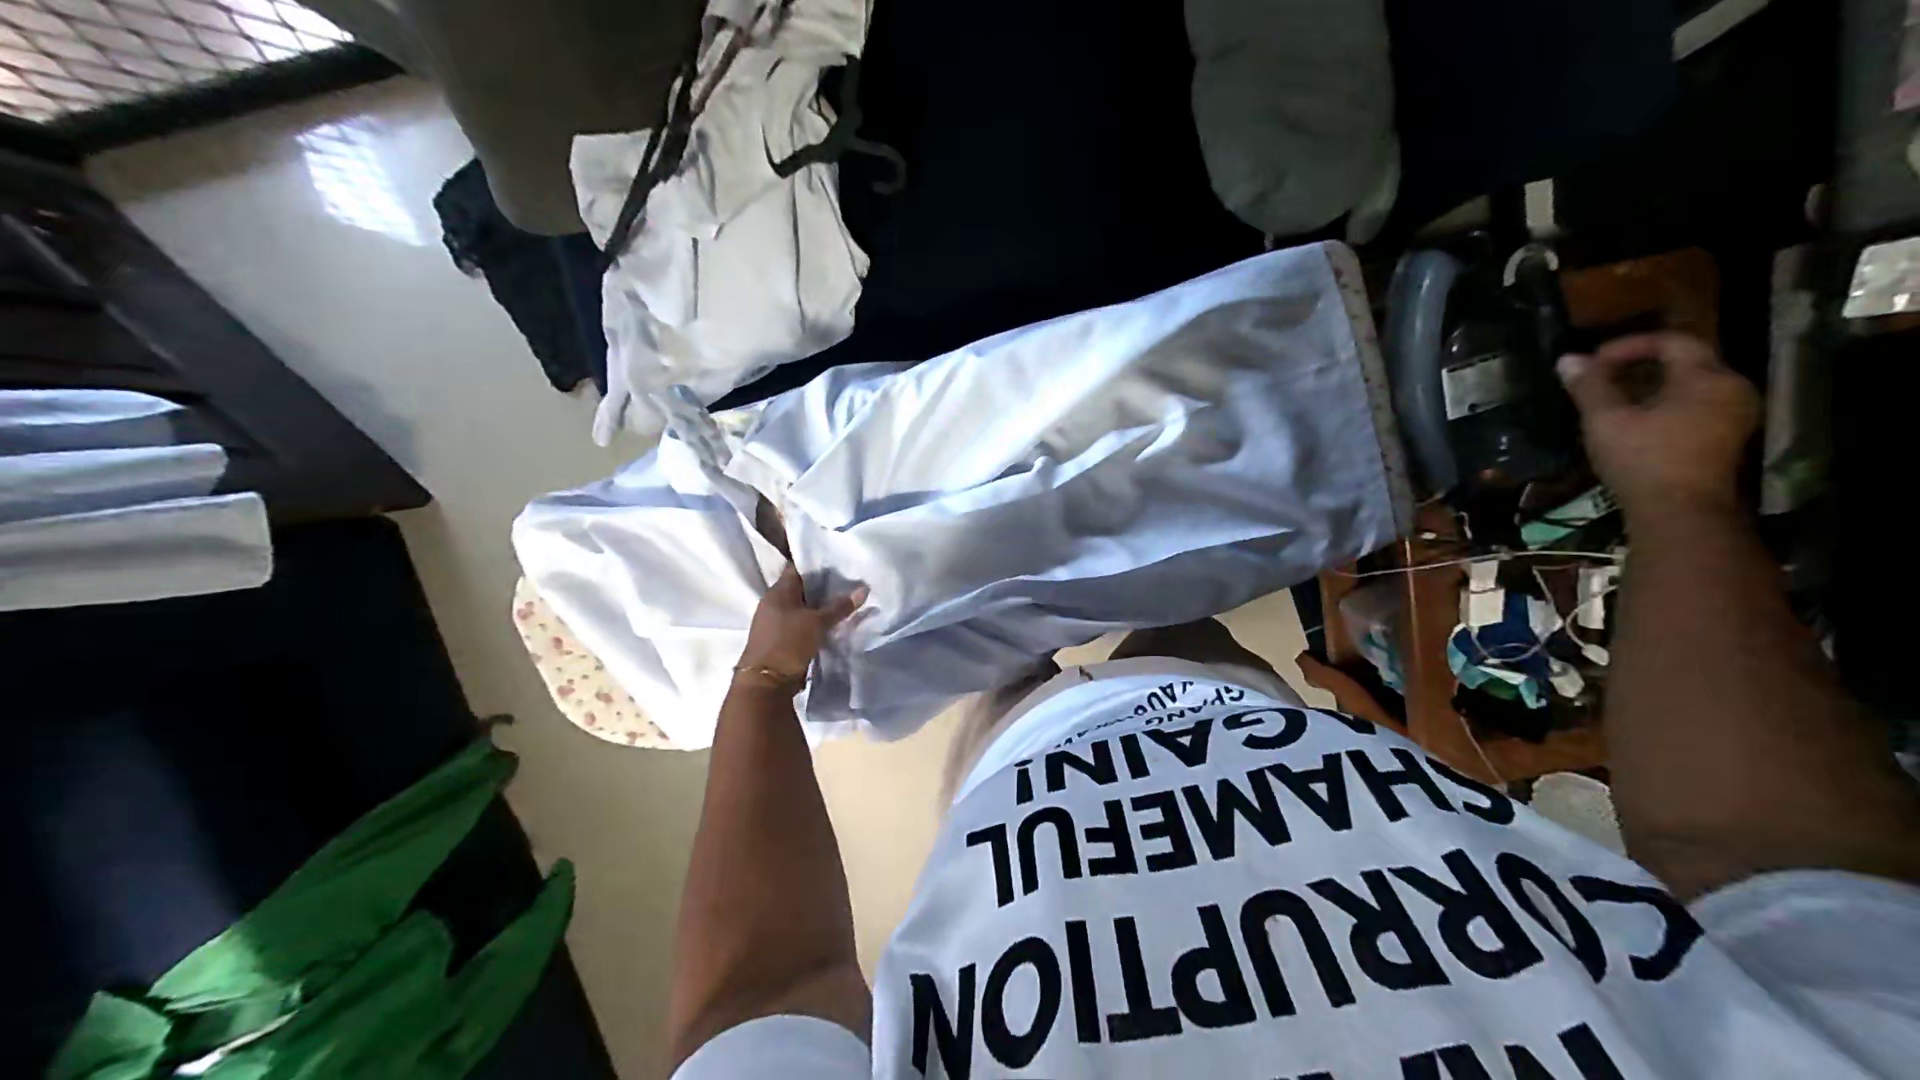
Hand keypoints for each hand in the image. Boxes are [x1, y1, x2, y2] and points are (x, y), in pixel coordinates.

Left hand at [735, 566, 867, 688]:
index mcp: (778, 592)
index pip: (796, 568)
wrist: (766, 682)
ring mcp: (773, 621)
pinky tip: (828, 623)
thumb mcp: (818, 623)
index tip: (836, 563)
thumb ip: (840, 606)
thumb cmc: (789, 643)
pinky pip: (798, 622)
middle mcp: (772, 603)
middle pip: (799, 588)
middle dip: (820, 587)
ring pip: (799, 607)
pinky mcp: (778, 638)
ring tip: (841, 603)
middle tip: (845, 583)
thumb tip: (864, 588)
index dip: (815, 564)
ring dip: (816, 607)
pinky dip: (811, 622)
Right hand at [1557, 332, 1760, 519]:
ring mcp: (1734, 413)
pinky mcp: (1726, 435)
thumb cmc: (1642, 459)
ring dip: (1649, 385)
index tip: (1592, 363)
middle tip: (1598, 379)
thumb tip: (1567, 359)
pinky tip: (1634, 420)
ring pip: (1689, 384)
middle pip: (1685, 361)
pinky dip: (1663, 403)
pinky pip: (1695, 404)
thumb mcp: (1606, 420)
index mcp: (1707, 378)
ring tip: (1610, 400)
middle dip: (1638, 366)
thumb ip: (1589, 387)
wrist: (1678, 511)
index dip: (1628, 346)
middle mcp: (1731, 388)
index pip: (1672, 342)